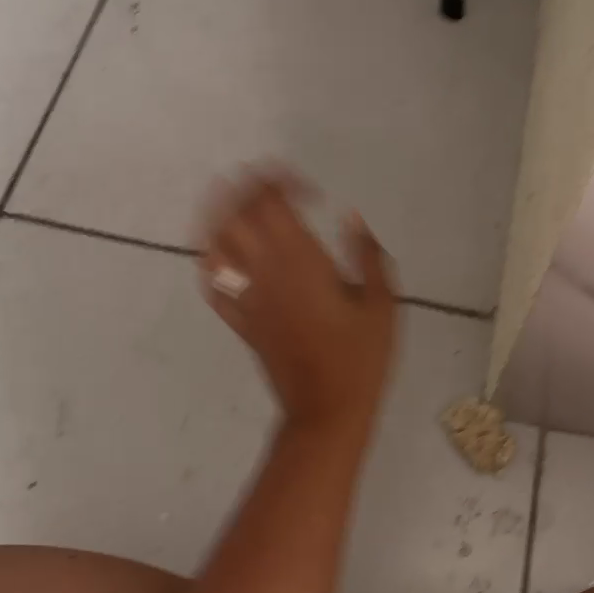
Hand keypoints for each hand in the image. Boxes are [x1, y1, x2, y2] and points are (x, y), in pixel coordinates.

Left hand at [197, 169, 396, 433]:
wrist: (327, 411)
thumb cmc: (362, 359)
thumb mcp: (383, 304)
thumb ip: (368, 256)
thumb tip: (352, 218)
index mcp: (301, 262)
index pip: (271, 201)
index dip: (281, 181)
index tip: (309, 189)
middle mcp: (264, 272)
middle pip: (235, 212)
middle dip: (248, 189)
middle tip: (273, 187)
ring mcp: (245, 297)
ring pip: (213, 242)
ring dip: (220, 215)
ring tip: (238, 206)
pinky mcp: (239, 321)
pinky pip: (210, 283)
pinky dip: (211, 259)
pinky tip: (224, 253)